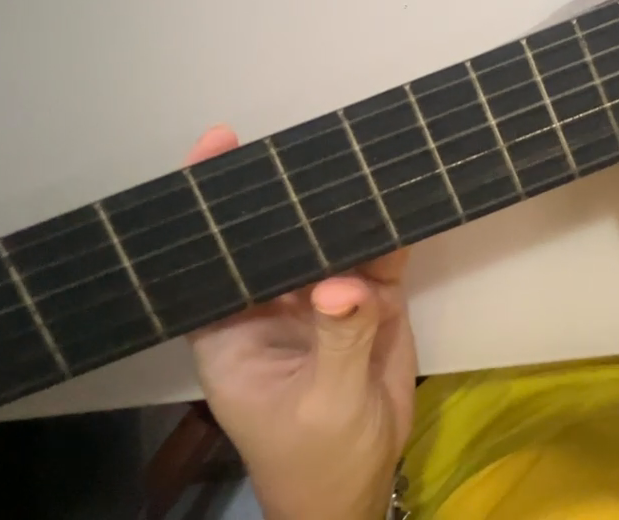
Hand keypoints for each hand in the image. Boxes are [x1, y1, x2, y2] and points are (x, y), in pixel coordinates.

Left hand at [183, 126, 417, 519]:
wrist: (360, 481)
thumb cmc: (314, 455)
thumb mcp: (320, 405)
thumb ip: (335, 342)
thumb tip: (344, 285)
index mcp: (232, 329)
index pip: (214, 259)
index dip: (213, 205)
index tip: (220, 144)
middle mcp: (275, 303)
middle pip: (279, 236)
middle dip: (293, 191)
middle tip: (316, 136)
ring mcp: (327, 298)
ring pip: (334, 238)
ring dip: (350, 203)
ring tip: (368, 152)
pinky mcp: (373, 299)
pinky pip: (381, 253)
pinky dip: (393, 226)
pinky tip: (404, 193)